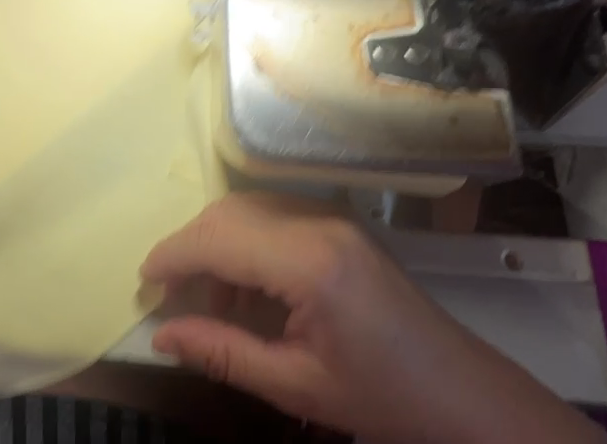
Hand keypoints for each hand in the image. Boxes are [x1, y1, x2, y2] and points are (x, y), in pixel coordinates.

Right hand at [143, 193, 606, 443]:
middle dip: (190, 248)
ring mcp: (332, 217)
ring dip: (216, 244)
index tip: (144, 283)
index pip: (219, 237)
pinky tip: (244, 289)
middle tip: (170, 297)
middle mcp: (318, 223)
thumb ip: (223, 353)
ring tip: (207, 301)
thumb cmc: (383, 398)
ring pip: (248, 208)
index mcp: (309, 262)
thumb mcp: (296, 386)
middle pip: (229, 213)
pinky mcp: (339, 225)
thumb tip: (161, 336)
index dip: (173, 256)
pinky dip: (244, 242)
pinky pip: (273, 216)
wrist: (462, 393)